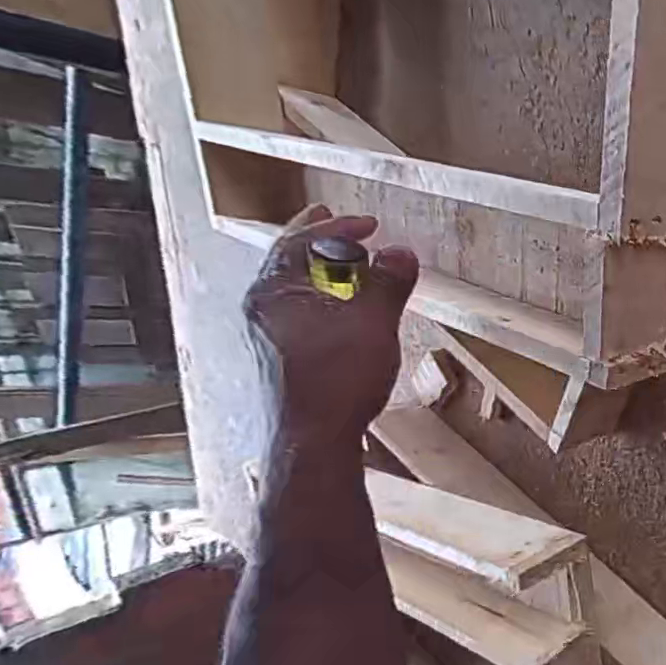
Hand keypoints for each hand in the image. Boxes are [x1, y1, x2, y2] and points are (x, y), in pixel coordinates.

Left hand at [244, 205, 418, 447]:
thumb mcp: (372, 324)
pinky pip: (303, 315)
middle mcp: (264, 311)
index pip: (301, 240)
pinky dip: (326, 302)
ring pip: (297, 291)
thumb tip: (401, 252)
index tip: (370, 224)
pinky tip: (346, 313)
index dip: (338, 226)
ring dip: (326, 274)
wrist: (314, 440)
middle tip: (340, 228)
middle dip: (321, 243)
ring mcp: (271, 337)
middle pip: (291, 262)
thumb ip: (387, 283)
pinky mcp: (284, 359)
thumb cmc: (337, 381)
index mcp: (275, 292)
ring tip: (352, 269)